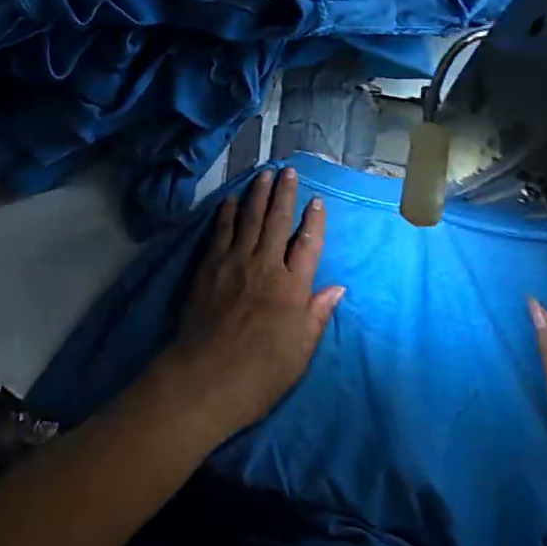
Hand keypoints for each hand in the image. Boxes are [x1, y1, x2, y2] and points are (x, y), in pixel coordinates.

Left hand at [155, 167, 346, 440]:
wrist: (209, 374)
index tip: (317, 201)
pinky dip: (227, 213)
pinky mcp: (210, 266)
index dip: (315, 221)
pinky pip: (221, 231)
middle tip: (288, 171)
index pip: (308, 244)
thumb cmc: (262, 371)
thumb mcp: (301, 349)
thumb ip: (317, 314)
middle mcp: (266, 266)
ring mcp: (235, 262)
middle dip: (285, 194)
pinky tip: (231, 199)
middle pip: (278, 221)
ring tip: (264, 174)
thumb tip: (338, 287)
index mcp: (293, 287)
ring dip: (258, 194)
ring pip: (250, 219)